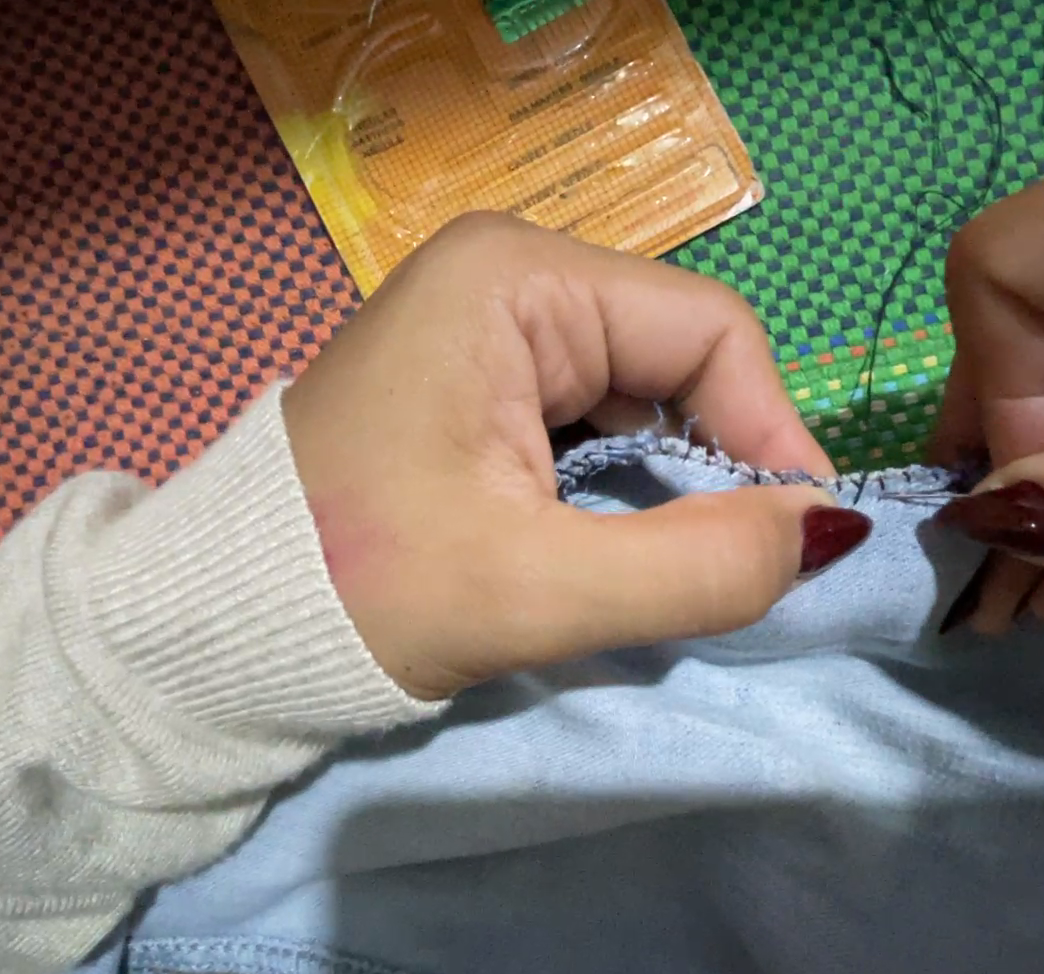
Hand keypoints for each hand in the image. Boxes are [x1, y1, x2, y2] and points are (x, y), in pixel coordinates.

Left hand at [283, 214, 864, 699]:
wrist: (221, 624)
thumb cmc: (360, 588)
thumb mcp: (535, 588)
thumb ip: (692, 566)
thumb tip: (822, 530)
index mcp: (515, 280)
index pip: (706, 332)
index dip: (771, 431)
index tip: (800, 533)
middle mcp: (504, 280)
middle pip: (673, 361)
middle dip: (714, 463)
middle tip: (723, 563)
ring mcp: (485, 331)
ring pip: (635, 399)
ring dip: (665, 483)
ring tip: (650, 559)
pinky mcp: (474, 386)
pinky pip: (586, 424)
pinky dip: (616, 486)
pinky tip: (596, 537)